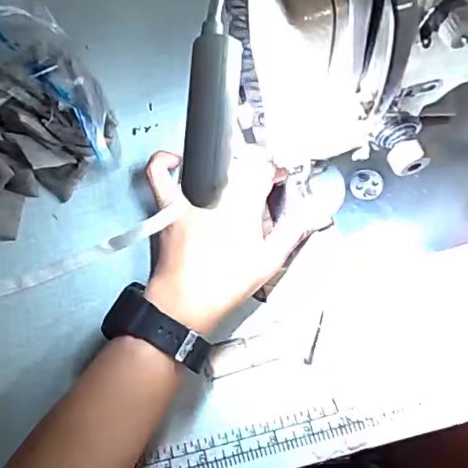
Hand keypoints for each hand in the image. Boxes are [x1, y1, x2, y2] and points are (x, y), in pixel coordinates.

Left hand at [142, 148, 314, 336]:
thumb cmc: (221, 287)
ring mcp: (188, 199)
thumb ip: (292, 231)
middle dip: (255, 173)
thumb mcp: (269, 262)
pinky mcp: (168, 208)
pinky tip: (176, 162)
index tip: (279, 178)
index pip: (265, 169)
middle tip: (262, 190)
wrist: (184, 305)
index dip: (276, 170)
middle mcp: (215, 195)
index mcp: (243, 205)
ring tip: (233, 183)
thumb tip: (308, 214)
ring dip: (225, 170)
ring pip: (209, 167)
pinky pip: (159, 174)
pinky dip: (165, 163)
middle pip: (239, 165)